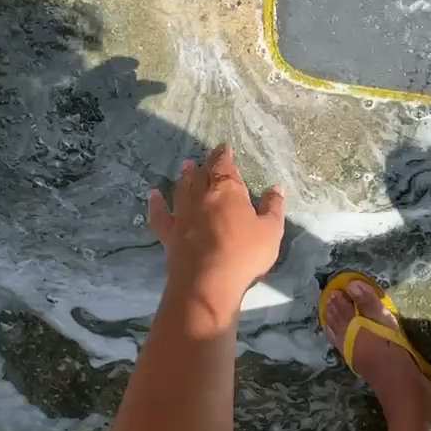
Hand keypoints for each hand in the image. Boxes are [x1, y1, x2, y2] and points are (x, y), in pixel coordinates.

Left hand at [146, 144, 285, 330]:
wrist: (207, 282)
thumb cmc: (244, 254)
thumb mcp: (271, 230)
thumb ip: (273, 207)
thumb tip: (276, 187)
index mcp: (228, 192)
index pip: (225, 166)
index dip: (224, 155)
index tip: (224, 147)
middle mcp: (202, 197)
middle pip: (203, 175)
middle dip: (206, 164)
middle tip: (205, 156)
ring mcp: (183, 215)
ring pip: (183, 189)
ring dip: (185, 177)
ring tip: (185, 166)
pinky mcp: (170, 234)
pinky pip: (161, 215)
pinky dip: (156, 204)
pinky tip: (154, 195)